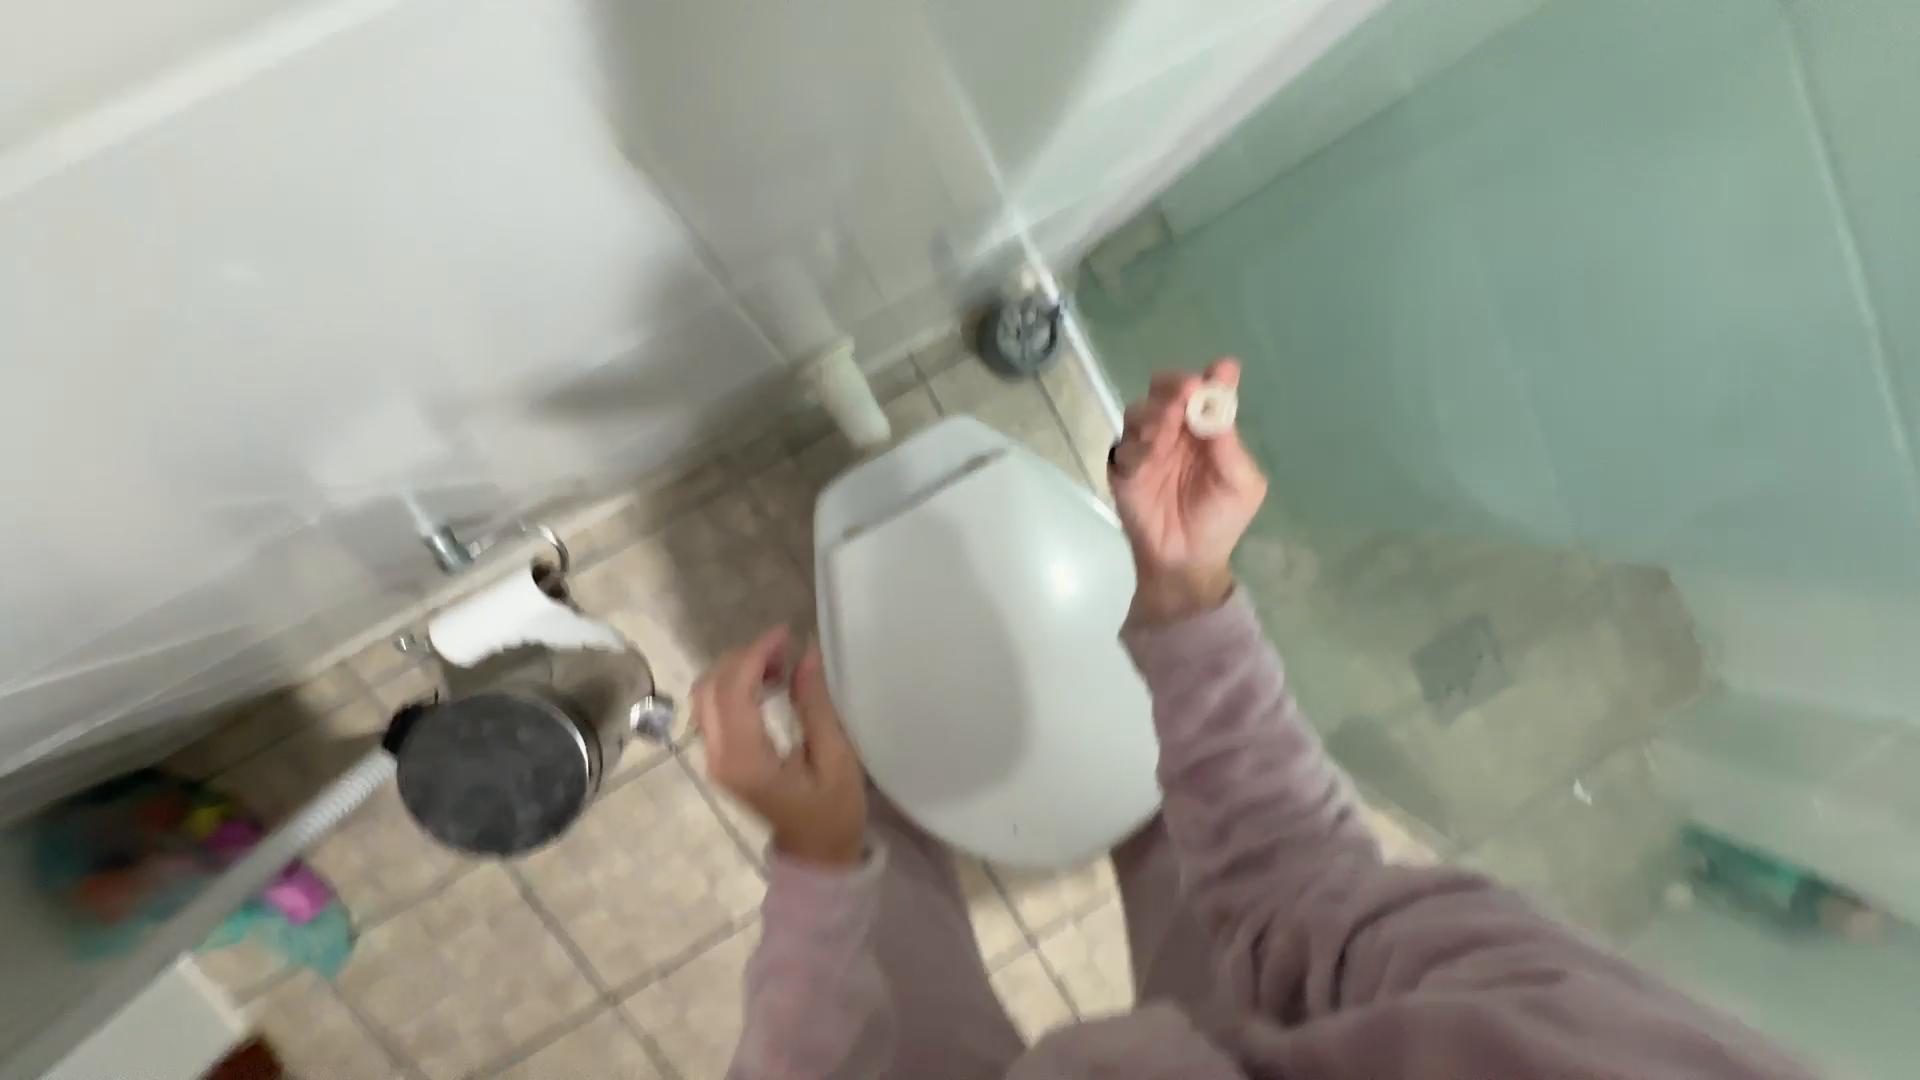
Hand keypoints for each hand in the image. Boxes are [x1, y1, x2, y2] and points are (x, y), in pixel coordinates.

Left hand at [692, 626, 867, 866]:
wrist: (817, 855)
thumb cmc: (833, 811)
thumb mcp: (836, 759)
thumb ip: (815, 707)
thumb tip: (806, 656)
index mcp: (746, 760)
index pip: (734, 690)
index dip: (755, 654)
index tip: (785, 634)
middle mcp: (719, 757)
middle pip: (710, 687)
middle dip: (744, 657)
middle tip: (785, 647)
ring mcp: (714, 759)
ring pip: (705, 695)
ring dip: (736, 668)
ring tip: (778, 662)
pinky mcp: (720, 758)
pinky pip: (713, 708)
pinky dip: (734, 684)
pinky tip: (767, 681)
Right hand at [1109, 358, 1267, 625]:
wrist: (1186, 560)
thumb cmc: (1220, 520)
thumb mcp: (1241, 485)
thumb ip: (1229, 446)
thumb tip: (1220, 402)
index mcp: (1208, 428)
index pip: (1208, 390)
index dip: (1214, 376)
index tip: (1220, 373)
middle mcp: (1176, 429)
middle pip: (1166, 389)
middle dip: (1175, 386)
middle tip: (1186, 393)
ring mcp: (1147, 446)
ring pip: (1139, 411)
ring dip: (1154, 412)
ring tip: (1168, 424)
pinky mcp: (1124, 469)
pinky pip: (1123, 447)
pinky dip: (1138, 444)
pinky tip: (1152, 451)